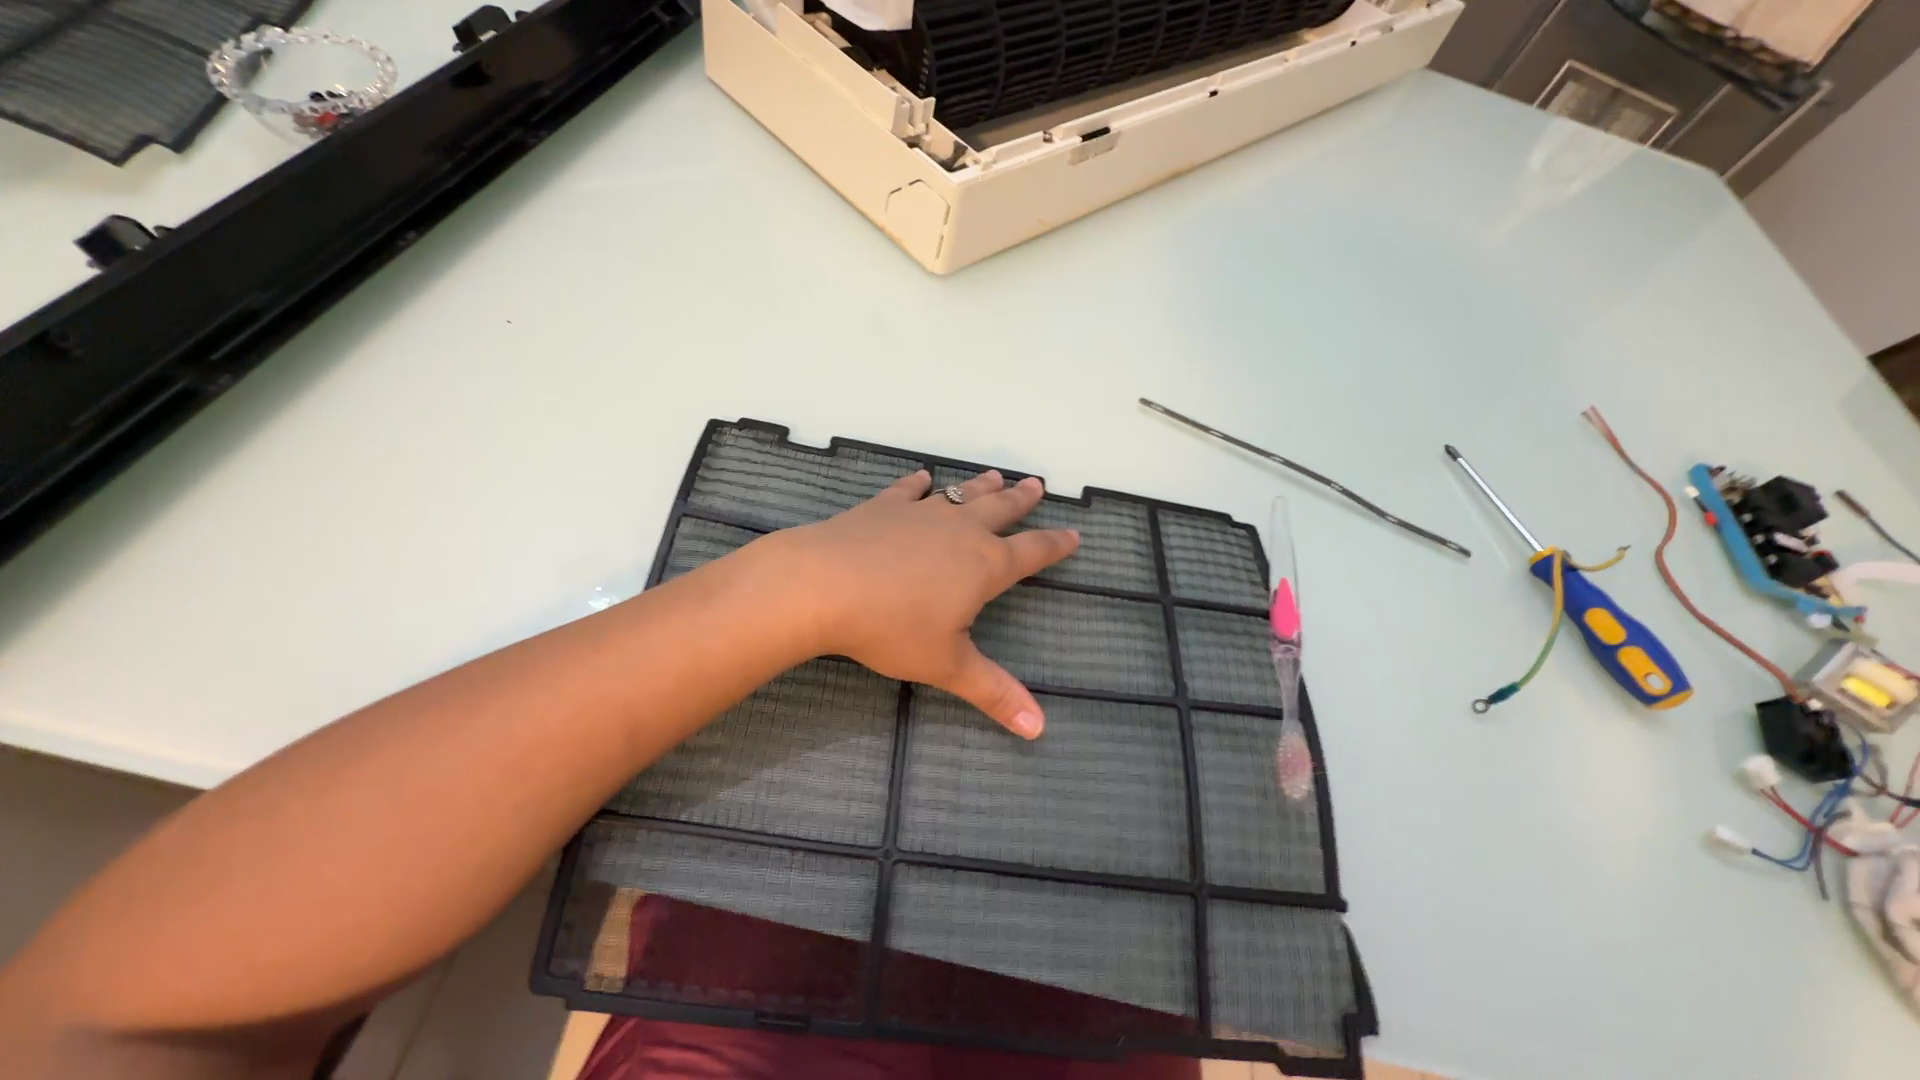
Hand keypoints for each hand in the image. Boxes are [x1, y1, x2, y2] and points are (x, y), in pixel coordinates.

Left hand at [757, 470, 1079, 737]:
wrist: (822, 584)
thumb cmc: (891, 628)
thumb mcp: (946, 666)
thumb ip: (994, 692)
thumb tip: (1039, 728)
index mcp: (984, 566)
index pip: (1032, 552)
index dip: (1055, 546)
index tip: (1073, 535)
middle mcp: (960, 531)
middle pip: (1000, 510)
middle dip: (1022, 500)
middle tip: (1037, 485)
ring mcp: (920, 514)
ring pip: (960, 494)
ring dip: (981, 485)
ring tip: (996, 475)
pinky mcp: (883, 507)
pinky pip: (908, 490)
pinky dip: (918, 484)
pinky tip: (921, 478)